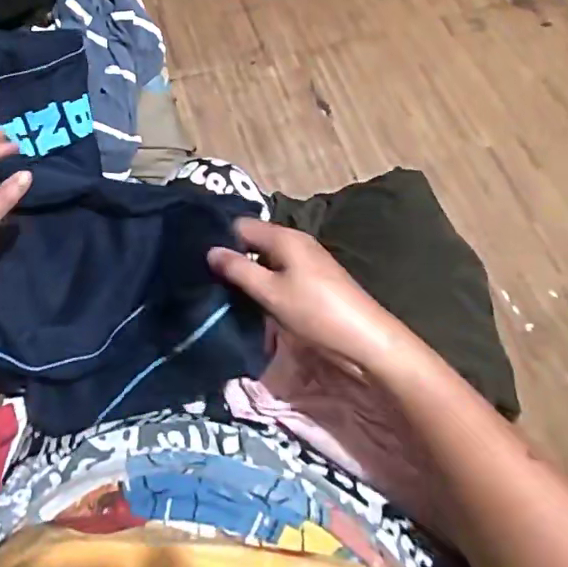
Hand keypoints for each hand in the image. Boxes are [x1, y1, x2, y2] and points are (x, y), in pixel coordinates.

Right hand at [207, 217, 421, 378]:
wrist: (366, 341)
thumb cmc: (316, 312)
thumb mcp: (271, 293)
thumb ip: (239, 270)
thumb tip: (210, 251)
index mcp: (284, 237)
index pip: (241, 225)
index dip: (222, 239)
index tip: (201, 261)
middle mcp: (296, 242)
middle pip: (254, 241)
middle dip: (234, 257)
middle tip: (208, 280)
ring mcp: (307, 261)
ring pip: (267, 259)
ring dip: (250, 274)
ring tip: (226, 293)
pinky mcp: (314, 280)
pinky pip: (280, 273)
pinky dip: (266, 284)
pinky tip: (255, 302)